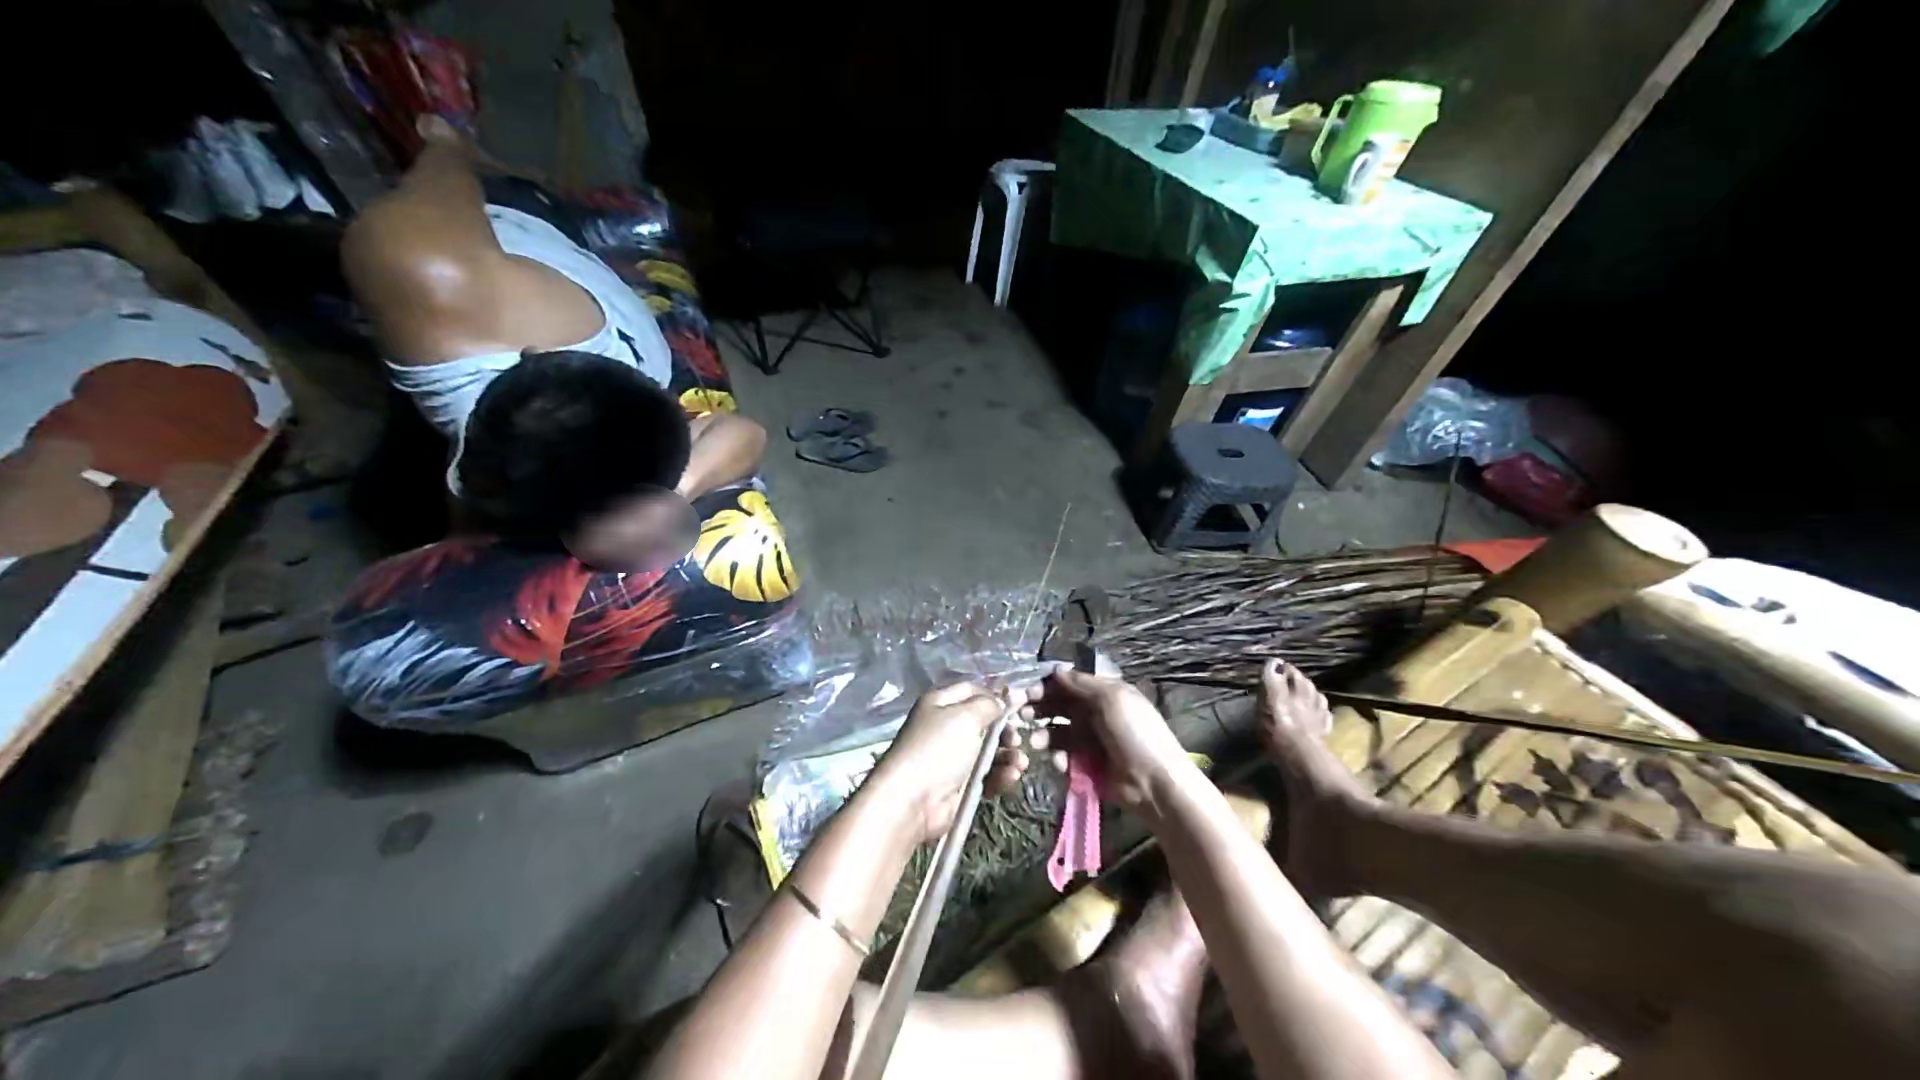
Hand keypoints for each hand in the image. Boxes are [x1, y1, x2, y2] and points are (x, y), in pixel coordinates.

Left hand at [868, 682, 1029, 843]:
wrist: (912, 801)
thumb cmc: (937, 749)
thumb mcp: (964, 716)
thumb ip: (987, 704)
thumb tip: (1001, 702)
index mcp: (940, 704)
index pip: (972, 690)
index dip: (994, 695)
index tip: (1018, 704)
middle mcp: (946, 727)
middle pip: (984, 722)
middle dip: (1005, 730)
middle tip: (1016, 739)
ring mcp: (953, 757)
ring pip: (989, 751)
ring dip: (1008, 755)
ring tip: (1020, 764)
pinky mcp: (961, 784)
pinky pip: (987, 775)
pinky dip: (1001, 775)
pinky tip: (1011, 777)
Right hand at [1026, 666, 1196, 821]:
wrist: (1154, 782)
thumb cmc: (1135, 733)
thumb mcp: (1112, 699)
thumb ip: (1081, 683)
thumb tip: (1055, 671)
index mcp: (1103, 693)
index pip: (1068, 683)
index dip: (1046, 684)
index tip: (1025, 689)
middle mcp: (1094, 713)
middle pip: (1059, 706)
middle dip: (1038, 708)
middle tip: (1020, 714)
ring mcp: (1090, 740)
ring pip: (1057, 732)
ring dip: (1044, 735)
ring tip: (1036, 743)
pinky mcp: (1086, 764)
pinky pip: (1064, 756)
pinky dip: (1058, 758)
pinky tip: (1059, 763)